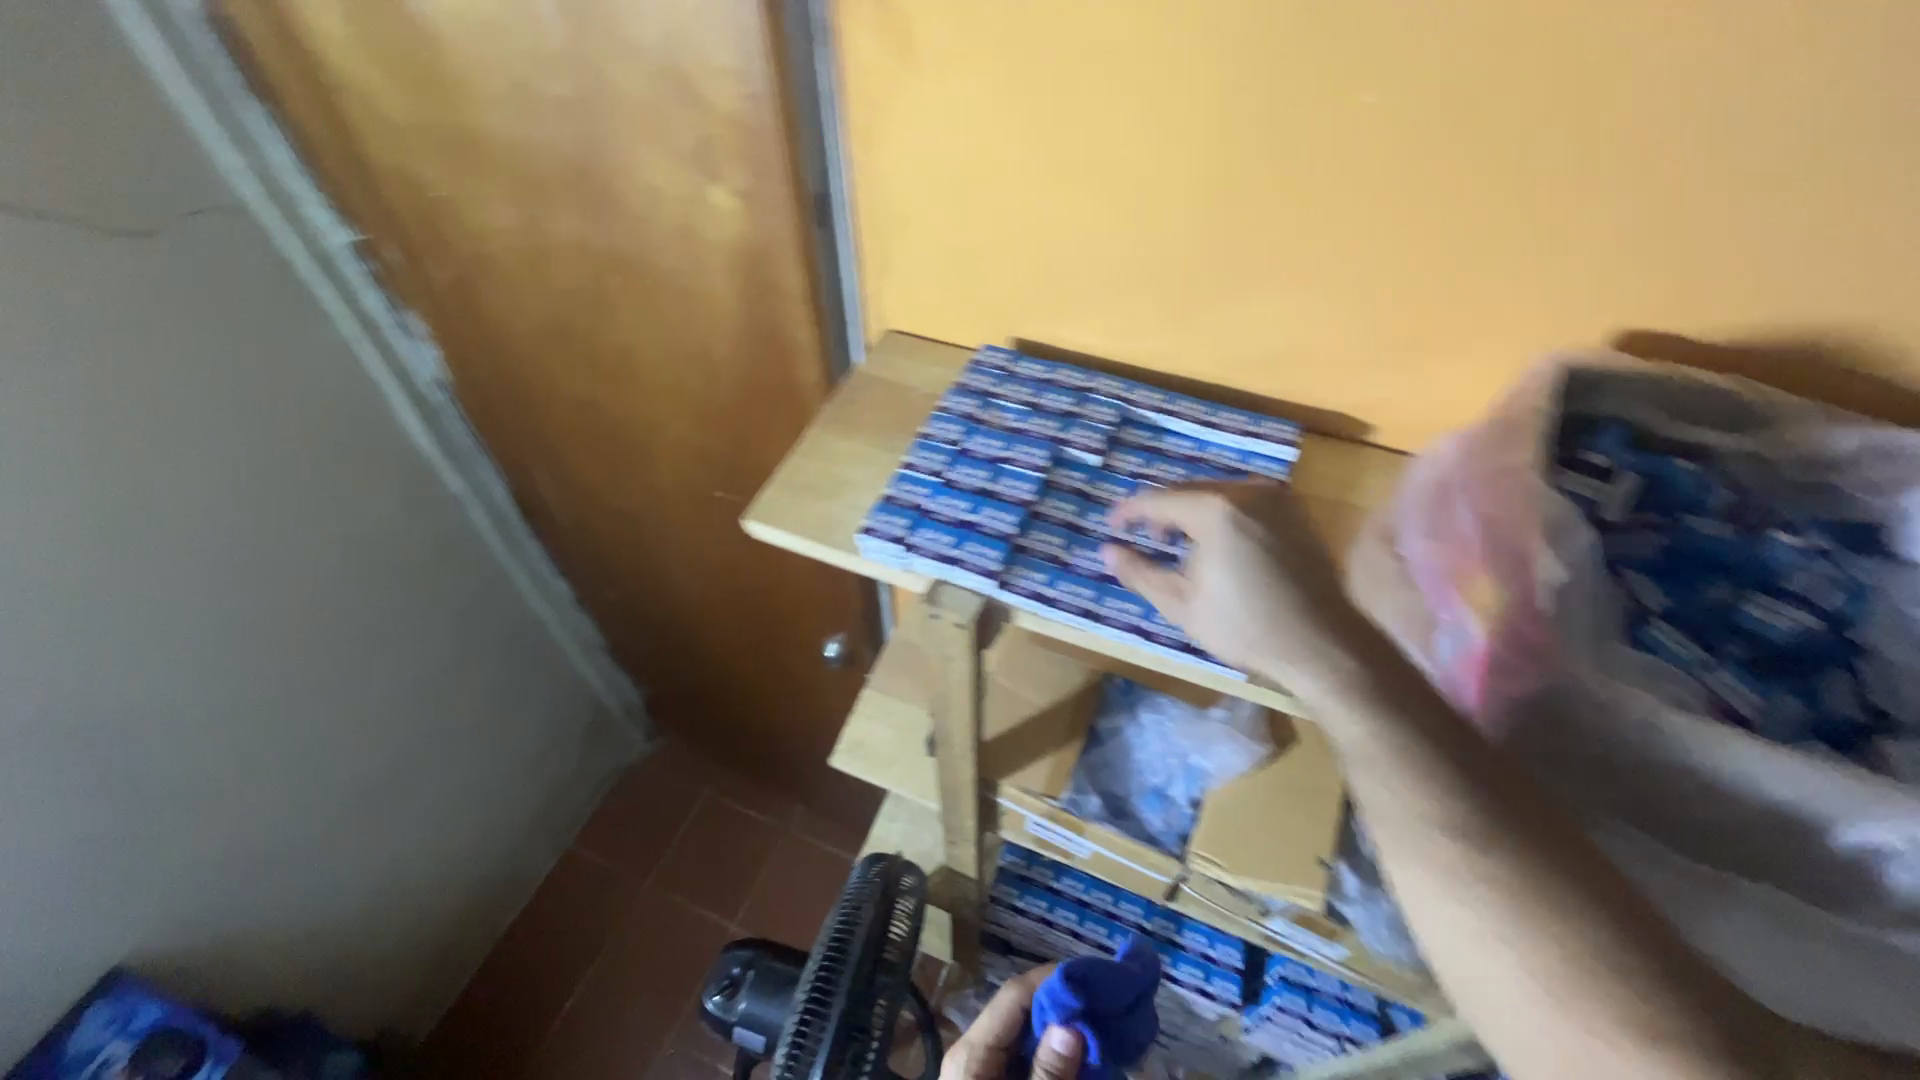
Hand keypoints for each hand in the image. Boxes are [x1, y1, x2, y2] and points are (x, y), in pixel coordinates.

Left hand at [940, 965, 1083, 1079]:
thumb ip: (1045, 1073)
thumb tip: (1071, 1024)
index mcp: (971, 1051)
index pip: (1012, 994)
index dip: (1050, 980)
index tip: (1089, 976)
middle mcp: (973, 1049)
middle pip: (1019, 1011)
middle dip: (1059, 1004)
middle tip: (1101, 998)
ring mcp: (981, 1066)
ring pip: (1024, 1033)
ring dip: (1058, 1027)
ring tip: (1096, 1019)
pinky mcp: (991, 1078)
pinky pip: (1022, 1054)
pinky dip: (1048, 1051)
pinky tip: (1077, 1051)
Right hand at [1102, 482, 1378, 711]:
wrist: (1322, 644)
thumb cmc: (1245, 627)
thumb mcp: (1180, 604)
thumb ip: (1139, 572)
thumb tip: (1107, 550)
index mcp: (1214, 509)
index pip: (1157, 500)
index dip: (1129, 512)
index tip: (1110, 526)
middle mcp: (1247, 491)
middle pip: (1189, 491)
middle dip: (1163, 513)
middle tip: (1146, 539)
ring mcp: (1277, 499)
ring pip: (1219, 494)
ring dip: (1194, 514)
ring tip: (1182, 546)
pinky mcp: (1297, 512)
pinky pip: (1246, 502)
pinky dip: (1224, 516)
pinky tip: (1219, 546)